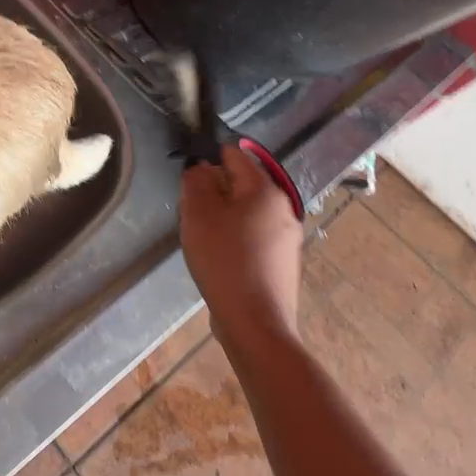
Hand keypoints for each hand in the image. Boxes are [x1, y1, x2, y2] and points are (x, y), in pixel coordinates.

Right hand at [180, 145, 303, 345]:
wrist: (255, 321)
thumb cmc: (223, 258)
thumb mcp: (198, 212)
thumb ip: (197, 181)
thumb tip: (202, 168)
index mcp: (265, 191)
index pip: (234, 155)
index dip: (208, 158)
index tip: (188, 179)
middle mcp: (283, 209)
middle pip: (242, 184)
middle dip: (215, 191)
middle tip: (192, 211)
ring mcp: (287, 238)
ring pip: (247, 211)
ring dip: (223, 215)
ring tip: (202, 235)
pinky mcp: (283, 262)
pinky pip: (254, 235)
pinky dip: (235, 236)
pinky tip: (219, 256)